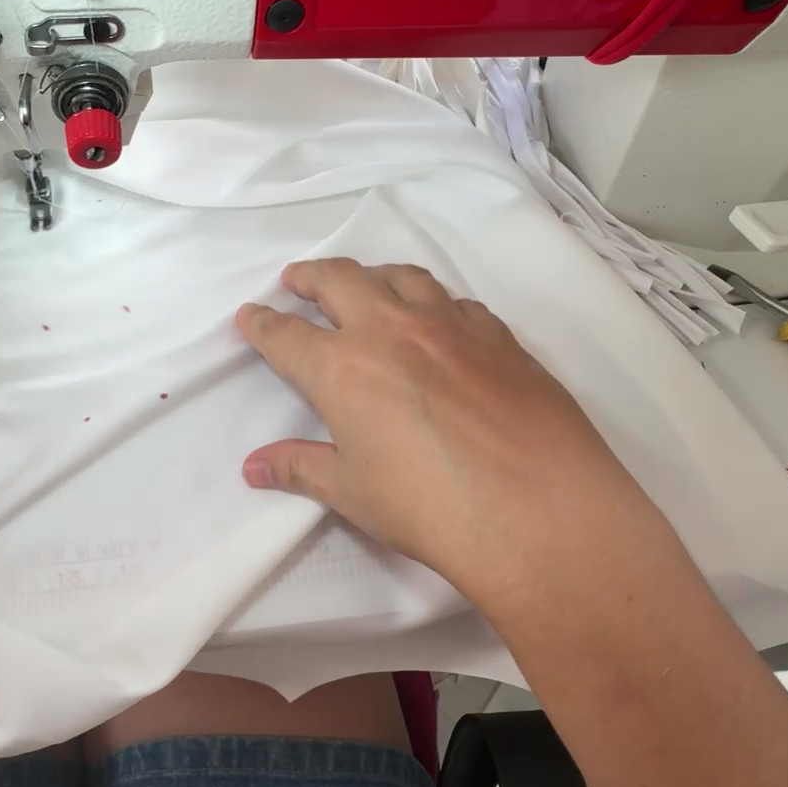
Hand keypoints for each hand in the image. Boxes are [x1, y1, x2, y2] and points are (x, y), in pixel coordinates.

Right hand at [238, 259, 673, 586]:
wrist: (539, 511)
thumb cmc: (428, 507)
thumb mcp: (351, 491)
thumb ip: (299, 467)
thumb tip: (253, 467)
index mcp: (342, 367)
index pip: (285, 335)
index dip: (260, 324)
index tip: (249, 316)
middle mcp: (390, 330)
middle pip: (339, 280)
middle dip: (309, 276)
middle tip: (296, 279)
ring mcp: (449, 326)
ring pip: (400, 276)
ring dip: (371, 275)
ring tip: (363, 284)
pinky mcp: (498, 336)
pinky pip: (454, 301)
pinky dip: (430, 300)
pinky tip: (436, 319)